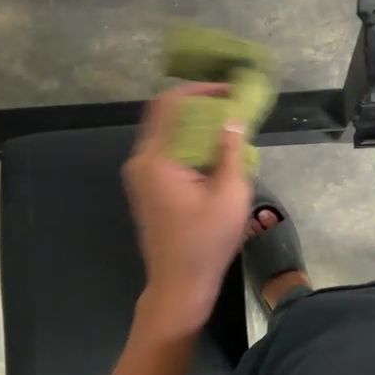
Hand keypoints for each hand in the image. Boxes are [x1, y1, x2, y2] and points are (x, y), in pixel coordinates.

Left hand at [122, 83, 253, 330]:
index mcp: (157, 160)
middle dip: (201, 106)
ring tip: (229, 128)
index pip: (170, 104)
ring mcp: (140, 176)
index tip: (229, 90)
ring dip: (196, 126)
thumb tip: (232, 119)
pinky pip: (167, 152)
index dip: (200, 90)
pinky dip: (189, 145)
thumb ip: (230, 151)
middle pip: (167, 116)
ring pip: (167, 134)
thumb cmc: (206, 242)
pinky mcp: (147, 188)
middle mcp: (141, 162)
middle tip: (233, 107)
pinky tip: (215, 153)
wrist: (179, 284)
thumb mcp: (230, 194)